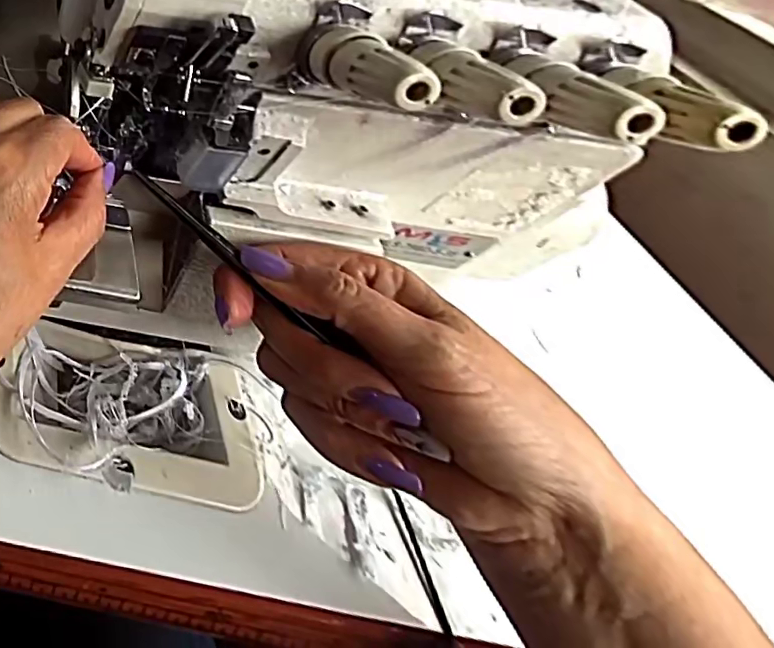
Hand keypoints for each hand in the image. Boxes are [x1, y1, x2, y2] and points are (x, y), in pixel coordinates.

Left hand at [0, 96, 106, 506]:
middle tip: (51, 184)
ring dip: (8, 135)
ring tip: (10, 184)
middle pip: (28, 113)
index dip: (82, 156)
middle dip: (49, 145)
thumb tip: (91, 184)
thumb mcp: (52, 270)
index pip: (64, 132)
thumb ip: (86, 212)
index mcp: (8, 171)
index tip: (81, 174)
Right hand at [214, 243, 642, 550]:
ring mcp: (343, 369)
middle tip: (374, 380)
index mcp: (372, 285)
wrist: (538, 510)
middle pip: (276, 324)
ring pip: (287, 376)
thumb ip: (343, 300)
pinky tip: (393, 445)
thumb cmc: (515, 419)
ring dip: (343, 407)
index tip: (235, 303)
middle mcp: (350, 321)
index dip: (250, 278)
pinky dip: (349, 441)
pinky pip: (305, 420)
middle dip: (323, 364)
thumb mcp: (430, 346)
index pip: (284, 264)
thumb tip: (277, 264)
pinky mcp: (341, 413)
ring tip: (399, 417)